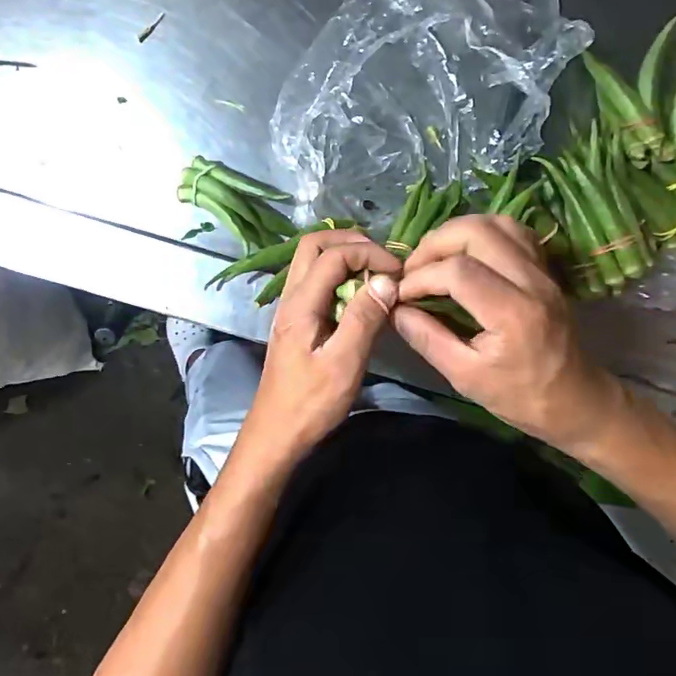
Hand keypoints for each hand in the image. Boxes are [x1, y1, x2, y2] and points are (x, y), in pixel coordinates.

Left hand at [235, 230, 403, 473]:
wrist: (277, 433)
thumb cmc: (310, 403)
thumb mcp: (344, 363)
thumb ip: (364, 318)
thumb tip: (387, 279)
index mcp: (299, 304)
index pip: (332, 254)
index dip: (368, 253)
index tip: (398, 273)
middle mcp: (290, 298)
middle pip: (313, 245)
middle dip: (352, 243)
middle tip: (384, 261)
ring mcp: (291, 308)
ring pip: (312, 261)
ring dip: (344, 256)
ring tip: (377, 273)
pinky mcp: (297, 321)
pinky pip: (316, 282)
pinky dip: (339, 276)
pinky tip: (361, 295)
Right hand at [392, 216, 626, 455]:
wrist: (578, 401)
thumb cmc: (520, 397)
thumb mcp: (465, 377)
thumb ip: (427, 338)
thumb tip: (395, 309)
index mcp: (513, 313)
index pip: (457, 271)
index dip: (420, 277)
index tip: (402, 295)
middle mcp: (532, 282)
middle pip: (477, 232)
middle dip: (435, 244)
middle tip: (414, 269)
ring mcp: (542, 271)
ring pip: (497, 223)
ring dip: (458, 233)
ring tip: (436, 258)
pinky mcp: (546, 269)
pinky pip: (513, 233)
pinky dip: (482, 234)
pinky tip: (464, 255)